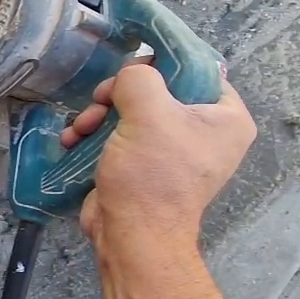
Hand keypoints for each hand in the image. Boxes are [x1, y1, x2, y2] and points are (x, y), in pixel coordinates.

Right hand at [61, 64, 255, 249]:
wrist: (133, 234)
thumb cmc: (152, 174)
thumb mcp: (147, 114)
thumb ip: (138, 79)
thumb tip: (127, 76)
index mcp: (226, 117)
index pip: (195, 71)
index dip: (159, 64)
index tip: (128, 72)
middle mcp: (205, 133)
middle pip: (156, 92)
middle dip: (117, 96)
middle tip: (98, 102)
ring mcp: (172, 152)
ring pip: (130, 114)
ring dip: (98, 117)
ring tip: (79, 129)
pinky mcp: (143, 167)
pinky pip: (118, 138)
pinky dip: (94, 137)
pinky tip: (73, 141)